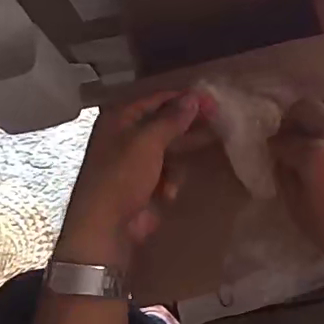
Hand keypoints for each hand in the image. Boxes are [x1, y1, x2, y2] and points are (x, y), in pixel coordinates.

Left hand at [58, 89, 205, 268]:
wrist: (107, 225)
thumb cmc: (122, 176)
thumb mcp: (148, 142)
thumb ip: (172, 119)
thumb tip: (194, 97)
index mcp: (120, 118)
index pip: (156, 99)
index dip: (184, 98)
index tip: (212, 101)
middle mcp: (126, 135)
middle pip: (164, 123)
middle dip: (187, 128)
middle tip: (216, 125)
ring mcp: (134, 162)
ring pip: (169, 150)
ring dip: (177, 161)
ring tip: (183, 168)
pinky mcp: (144, 184)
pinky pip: (166, 173)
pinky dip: (169, 181)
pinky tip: (167, 193)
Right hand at [270, 98, 323, 295]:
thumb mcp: (301, 213)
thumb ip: (286, 182)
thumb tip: (282, 162)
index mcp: (313, 154)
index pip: (282, 139)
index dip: (272, 147)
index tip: (271, 154)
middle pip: (304, 107)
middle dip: (290, 120)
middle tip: (287, 138)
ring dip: (314, 114)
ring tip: (309, 135)